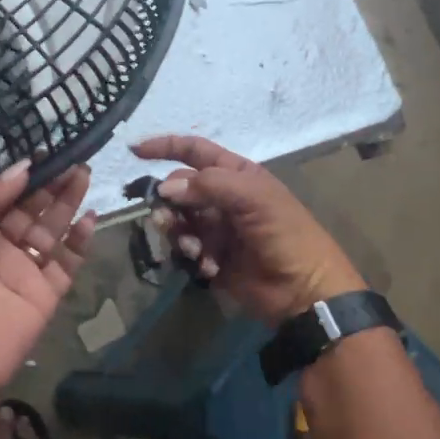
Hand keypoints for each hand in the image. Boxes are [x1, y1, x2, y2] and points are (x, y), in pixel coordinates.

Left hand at [0, 162, 96, 393]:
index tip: (44, 151)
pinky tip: (90, 216)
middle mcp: (1, 246)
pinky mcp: (47, 293)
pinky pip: (67, 261)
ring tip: (84, 173)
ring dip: (67, 201)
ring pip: (51, 228)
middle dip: (50, 183)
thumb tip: (21, 169)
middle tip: (72, 157)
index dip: (23, 176)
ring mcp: (25, 270)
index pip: (3, 196)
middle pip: (31, 208)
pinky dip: (80, 240)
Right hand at [130, 135, 364, 325]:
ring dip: (180, 233)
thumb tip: (165, 187)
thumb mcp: (252, 198)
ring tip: (193, 250)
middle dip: (170, 203)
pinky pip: (186, 250)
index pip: (194, 151)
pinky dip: (192, 257)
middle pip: (180, 189)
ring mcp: (216, 228)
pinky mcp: (212, 258)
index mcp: (236, 174)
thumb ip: (207, 186)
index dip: (164, 146)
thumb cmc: (285, 234)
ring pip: (179, 221)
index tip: (134, 151)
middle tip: (168, 221)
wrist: (305, 292)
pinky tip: (208, 268)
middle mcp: (223, 197)